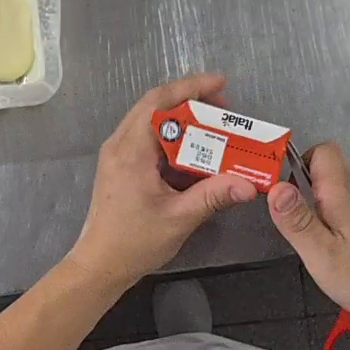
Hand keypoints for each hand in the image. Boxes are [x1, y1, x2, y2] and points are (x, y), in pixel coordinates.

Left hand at [65, 74, 257, 290]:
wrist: (99, 265)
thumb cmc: (133, 242)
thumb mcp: (179, 219)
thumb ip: (214, 196)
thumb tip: (250, 184)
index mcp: (130, 152)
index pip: (158, 102)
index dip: (189, 87)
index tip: (219, 85)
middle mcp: (119, 146)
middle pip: (154, 106)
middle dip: (190, 101)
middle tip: (223, 109)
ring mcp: (116, 156)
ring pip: (150, 123)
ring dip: (182, 120)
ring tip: (214, 128)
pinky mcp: (119, 168)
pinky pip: (147, 141)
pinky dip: (172, 140)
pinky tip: (195, 154)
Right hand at [267, 142, 349, 327]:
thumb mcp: (322, 254)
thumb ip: (296, 220)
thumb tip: (274, 187)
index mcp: (344, 195)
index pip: (324, 151)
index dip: (299, 160)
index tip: (282, 188)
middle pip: (326, 175)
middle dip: (302, 193)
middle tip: (292, 227)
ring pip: (336, 197)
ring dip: (317, 213)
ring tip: (313, 245)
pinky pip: (348, 215)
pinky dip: (334, 227)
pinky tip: (335, 255)